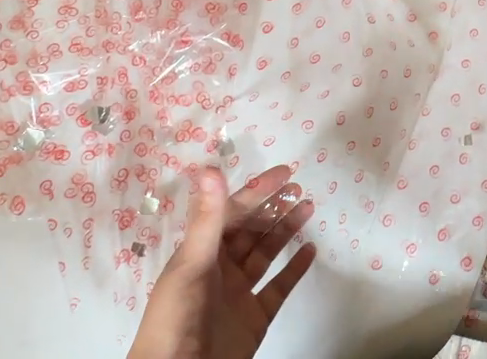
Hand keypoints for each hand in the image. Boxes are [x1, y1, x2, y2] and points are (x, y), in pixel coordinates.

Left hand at [128, 165, 316, 358]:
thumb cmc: (176, 319)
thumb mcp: (190, 265)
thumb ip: (207, 218)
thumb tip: (210, 167)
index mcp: (200, 255)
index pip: (232, 213)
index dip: (257, 191)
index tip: (284, 173)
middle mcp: (220, 270)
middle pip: (251, 230)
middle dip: (274, 207)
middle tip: (300, 188)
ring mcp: (238, 294)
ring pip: (266, 253)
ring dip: (286, 230)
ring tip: (309, 208)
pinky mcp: (255, 318)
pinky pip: (278, 287)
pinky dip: (294, 269)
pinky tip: (310, 251)